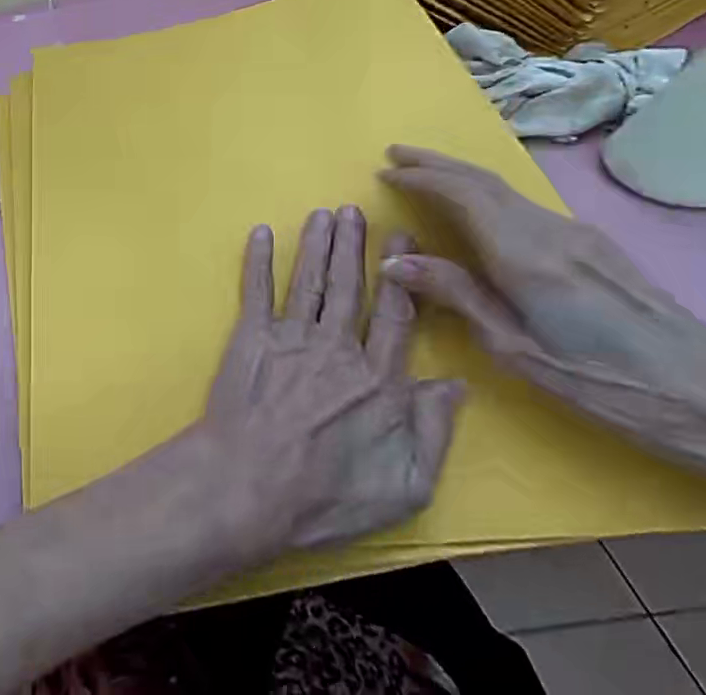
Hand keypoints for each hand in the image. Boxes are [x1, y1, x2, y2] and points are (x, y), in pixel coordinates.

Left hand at [198, 206, 463, 553]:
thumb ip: (433, 430)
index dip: (402, 276)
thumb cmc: (327, 495)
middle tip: (354, 210)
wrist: (249, 484)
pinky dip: (258, 261)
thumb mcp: (406, 484)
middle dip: (354, 246)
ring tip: (323, 213)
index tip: (404, 240)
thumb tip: (456, 384)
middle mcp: (336, 348)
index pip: (396, 314)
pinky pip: (256, 291)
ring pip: (309, 281)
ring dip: (316, 245)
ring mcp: (289, 339)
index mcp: (378, 379)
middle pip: (350, 287)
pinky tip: (261, 233)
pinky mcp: (249, 339)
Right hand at [375, 145, 705, 453]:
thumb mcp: (517, 350)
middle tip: (395, 153)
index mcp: (527, 256)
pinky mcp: (595, 248)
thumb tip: (394, 260)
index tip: (384, 171)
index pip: (463, 195)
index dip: (421, 178)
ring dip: (461, 176)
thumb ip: (456, 296)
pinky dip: (486, 194)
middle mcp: (553, 233)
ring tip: (424, 175)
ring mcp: (580, 236)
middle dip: (436, 162)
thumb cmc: (608, 385)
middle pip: (485, 181)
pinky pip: (525, 206)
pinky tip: (475, 208)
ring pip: (507, 191)